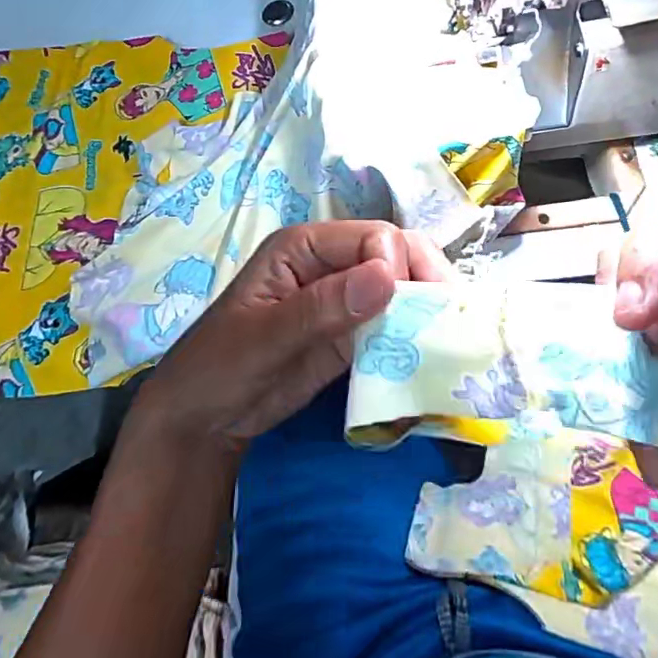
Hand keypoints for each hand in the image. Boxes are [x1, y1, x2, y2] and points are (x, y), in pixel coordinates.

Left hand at [128, 221, 452, 455]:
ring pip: (401, 290)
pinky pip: (393, 325)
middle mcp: (328, 264)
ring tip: (453, 338)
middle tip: (451, 322)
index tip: (412, 309)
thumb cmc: (219, 367)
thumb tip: (388, 276)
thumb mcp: (265, 339)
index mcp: (303, 247)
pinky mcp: (350, 333)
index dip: (398, 265)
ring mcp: (342, 299)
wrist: (203, 420)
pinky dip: (414, 337)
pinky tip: (433, 354)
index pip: (372, 238)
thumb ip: (323, 308)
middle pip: (395, 256)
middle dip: (425, 282)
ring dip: (427, 310)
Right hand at [601, 178, 657, 401]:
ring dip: (622, 289)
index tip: (641, 308)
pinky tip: (636, 333)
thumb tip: (651, 319)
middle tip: (628, 322)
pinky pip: (628, 283)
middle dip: (635, 268)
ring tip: (633, 332)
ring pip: (631, 251)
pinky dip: (623, 306)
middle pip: (652, 221)